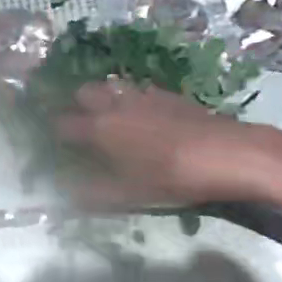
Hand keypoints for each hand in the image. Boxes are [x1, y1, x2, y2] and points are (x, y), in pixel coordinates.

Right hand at [53, 81, 276, 207]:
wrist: (226, 153)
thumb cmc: (171, 178)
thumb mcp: (128, 195)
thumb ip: (92, 193)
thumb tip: (65, 191)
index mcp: (100, 128)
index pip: (63, 124)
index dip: (55, 132)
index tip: (55, 142)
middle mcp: (117, 104)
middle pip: (84, 92)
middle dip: (77, 105)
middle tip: (81, 126)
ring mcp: (144, 94)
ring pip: (111, 85)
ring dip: (103, 96)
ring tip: (108, 116)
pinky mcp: (168, 93)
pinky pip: (139, 89)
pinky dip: (131, 97)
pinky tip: (142, 113)